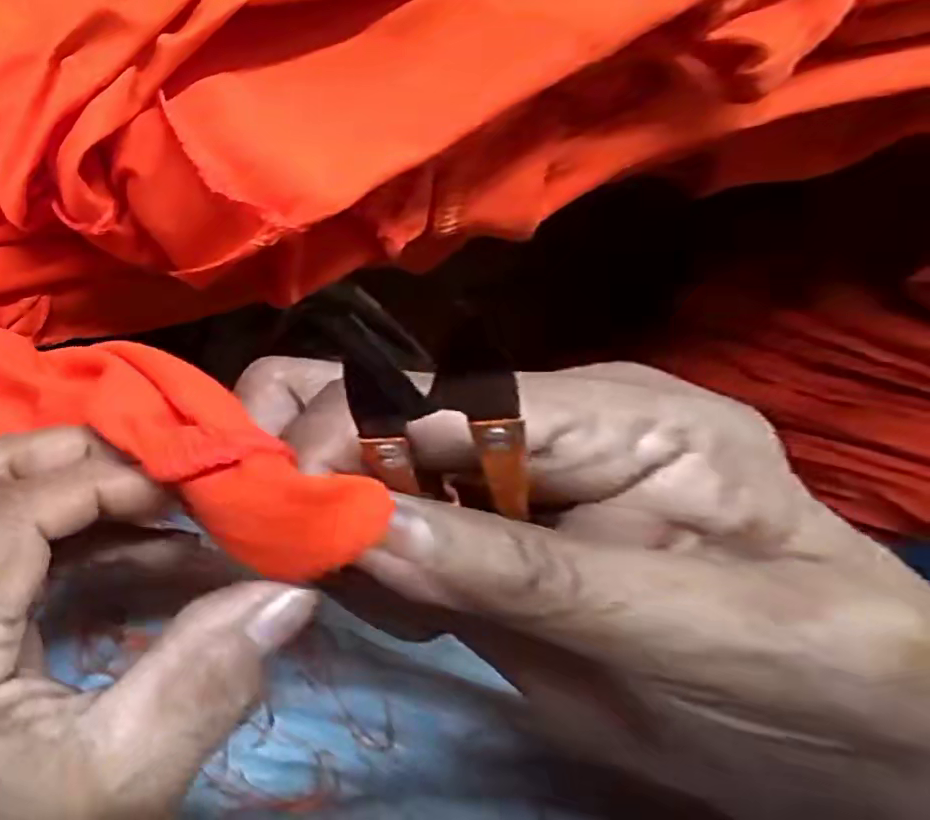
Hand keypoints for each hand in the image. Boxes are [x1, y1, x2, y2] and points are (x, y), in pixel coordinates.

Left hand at [0, 427, 318, 819]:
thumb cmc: (39, 813)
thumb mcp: (127, 773)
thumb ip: (201, 684)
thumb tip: (286, 594)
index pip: (19, 512)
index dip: (104, 482)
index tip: (182, 484)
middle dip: (87, 455)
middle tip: (170, 473)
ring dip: (81, 471)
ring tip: (165, 495)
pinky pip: (7, 506)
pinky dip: (73, 504)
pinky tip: (142, 529)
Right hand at [238, 358, 929, 819]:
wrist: (861, 754)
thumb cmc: (825, 687)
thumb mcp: (693, 632)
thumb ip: (522, 573)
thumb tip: (363, 530)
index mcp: (605, 413)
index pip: (433, 395)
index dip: (344, 435)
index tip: (286, 506)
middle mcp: (520, 416)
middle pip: (359, 390)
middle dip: (301, 451)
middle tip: (282, 529)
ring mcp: (476, 463)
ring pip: (336, 438)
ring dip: (315, 506)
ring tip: (346, 579)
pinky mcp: (449, 510)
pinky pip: (356, 506)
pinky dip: (343, 547)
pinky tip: (392, 603)